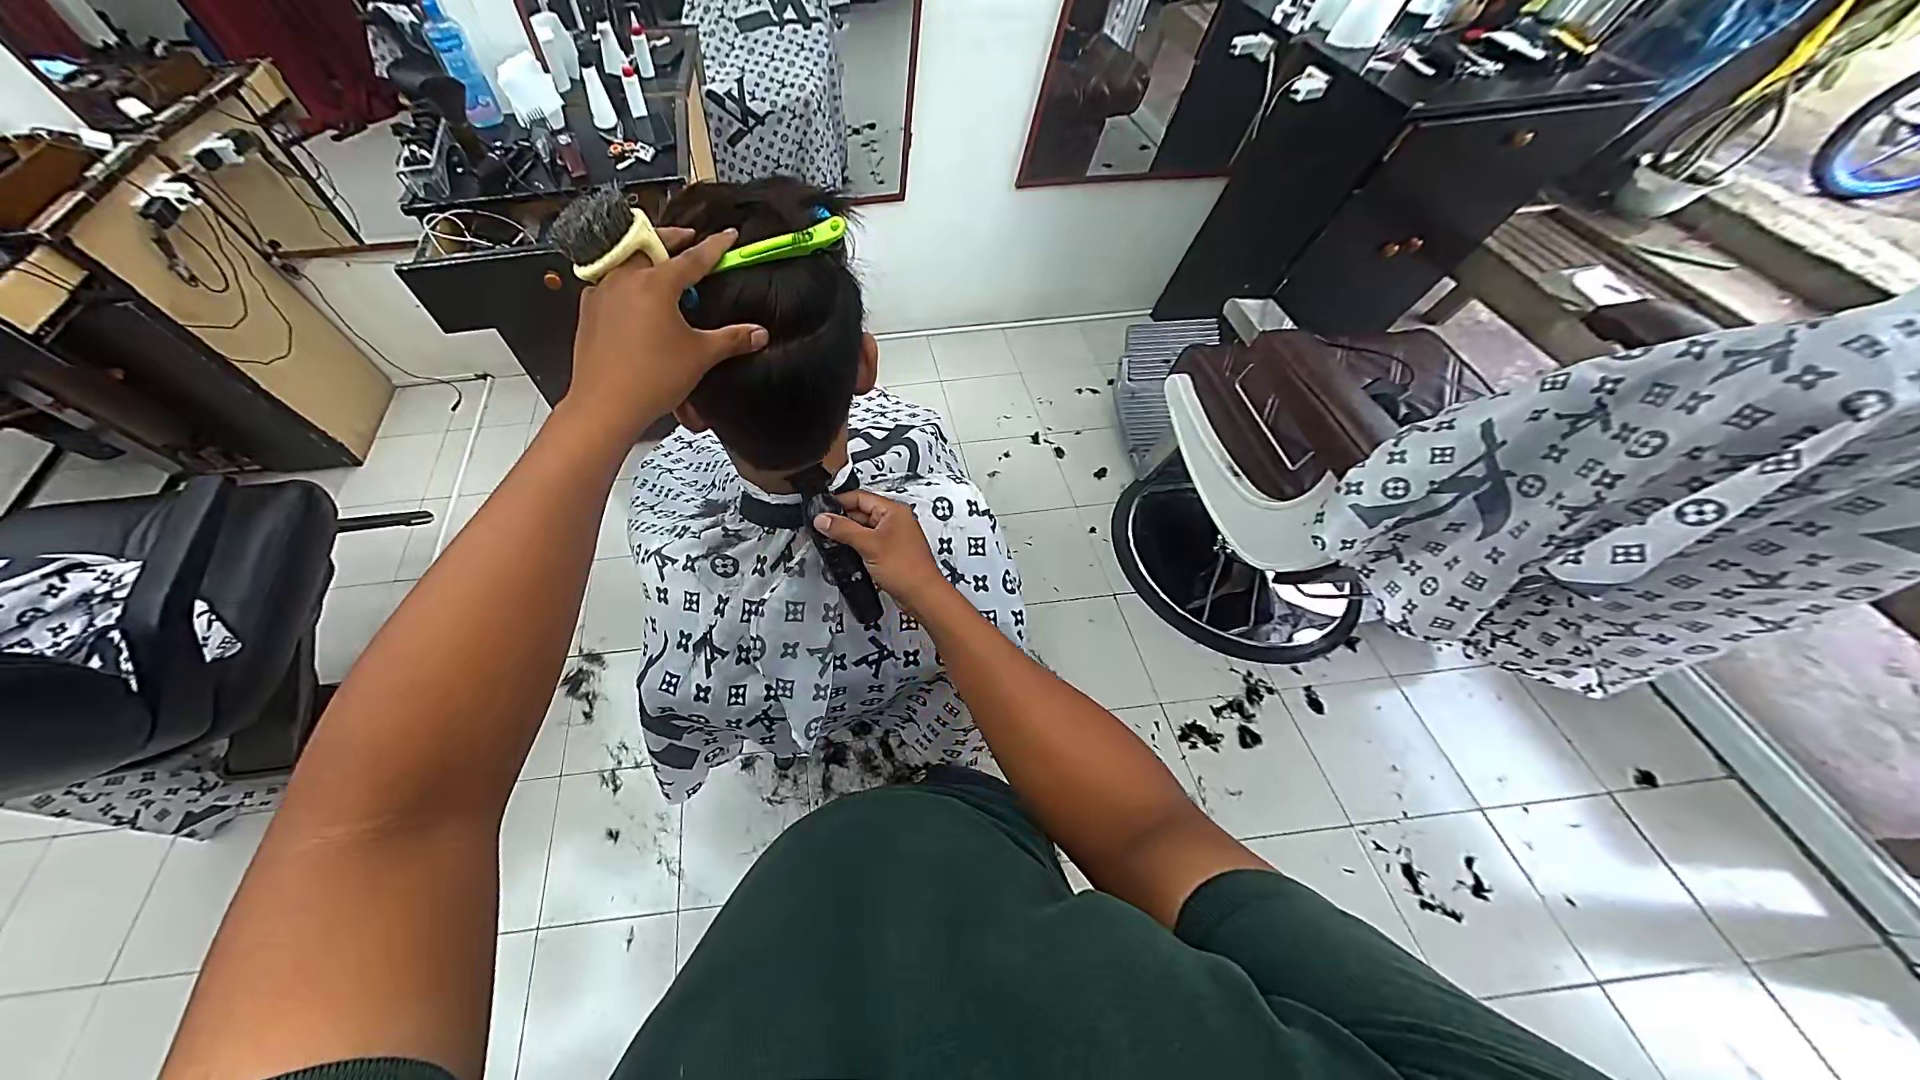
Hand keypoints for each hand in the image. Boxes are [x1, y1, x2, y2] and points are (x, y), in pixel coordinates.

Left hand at [563, 227, 768, 440]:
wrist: (606, 405)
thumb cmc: (651, 378)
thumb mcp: (701, 356)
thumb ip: (732, 339)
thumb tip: (758, 333)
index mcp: (655, 284)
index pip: (694, 257)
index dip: (715, 246)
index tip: (728, 236)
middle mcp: (625, 279)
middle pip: (652, 245)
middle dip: (673, 238)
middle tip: (690, 238)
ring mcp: (602, 292)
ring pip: (627, 260)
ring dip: (648, 258)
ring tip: (664, 269)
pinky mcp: (589, 310)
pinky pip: (611, 283)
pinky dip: (629, 281)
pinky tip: (639, 299)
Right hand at [813, 490, 949, 609]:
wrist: (921, 595)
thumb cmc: (908, 569)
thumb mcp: (869, 544)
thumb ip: (843, 529)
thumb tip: (823, 519)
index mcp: (894, 510)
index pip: (860, 496)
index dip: (839, 501)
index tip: (822, 510)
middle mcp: (895, 520)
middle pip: (860, 512)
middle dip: (842, 520)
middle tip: (824, 528)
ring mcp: (893, 536)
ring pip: (864, 529)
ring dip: (849, 534)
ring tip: (834, 542)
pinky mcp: (890, 552)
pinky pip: (869, 542)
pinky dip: (857, 546)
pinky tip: (848, 554)